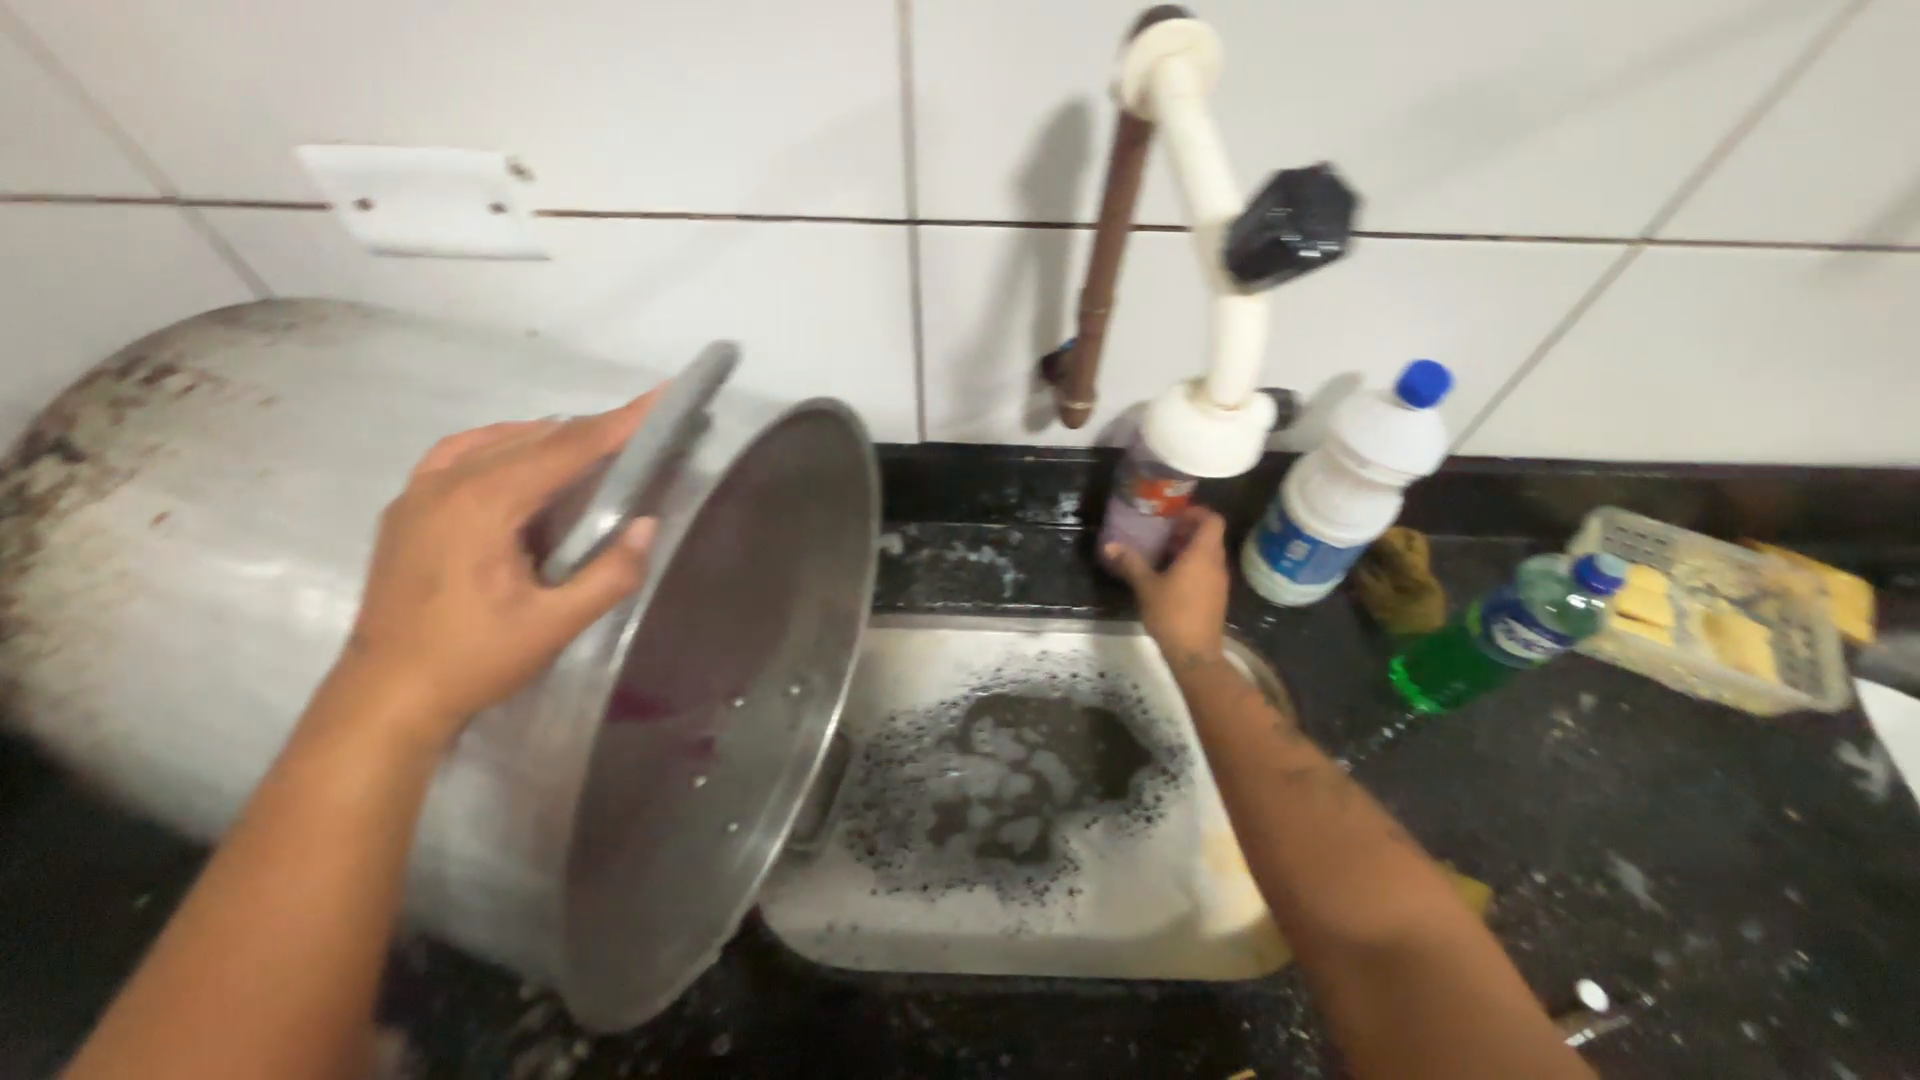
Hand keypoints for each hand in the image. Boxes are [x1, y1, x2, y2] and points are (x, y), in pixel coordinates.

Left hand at [331, 393, 661, 748]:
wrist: (385, 695)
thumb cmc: (473, 660)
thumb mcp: (555, 626)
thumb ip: (609, 575)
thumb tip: (646, 525)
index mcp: (484, 503)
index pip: (566, 448)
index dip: (619, 423)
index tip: (661, 397)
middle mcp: (448, 482)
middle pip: (534, 437)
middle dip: (592, 430)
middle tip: (640, 430)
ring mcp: (419, 491)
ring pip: (497, 441)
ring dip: (550, 439)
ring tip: (594, 449)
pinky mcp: (407, 508)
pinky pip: (460, 455)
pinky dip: (501, 446)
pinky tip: (520, 462)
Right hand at [1105, 507, 1230, 671]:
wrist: (1195, 653)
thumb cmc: (1172, 614)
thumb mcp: (1146, 586)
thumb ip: (1130, 563)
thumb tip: (1110, 545)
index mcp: (1202, 555)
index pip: (1212, 520)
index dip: (1197, 512)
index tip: (1175, 515)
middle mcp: (1216, 564)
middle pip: (1211, 536)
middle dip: (1188, 530)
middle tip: (1163, 532)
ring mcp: (1219, 582)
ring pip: (1209, 554)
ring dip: (1190, 549)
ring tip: (1163, 553)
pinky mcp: (1217, 597)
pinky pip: (1208, 570)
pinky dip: (1193, 566)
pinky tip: (1171, 577)